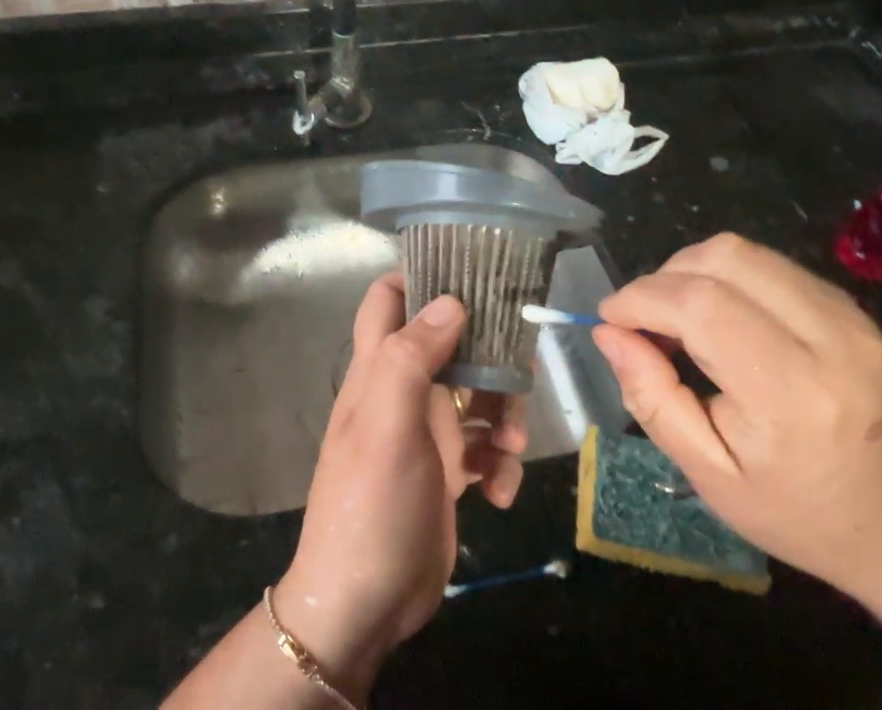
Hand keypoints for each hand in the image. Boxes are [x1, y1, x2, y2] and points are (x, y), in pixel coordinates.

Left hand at [274, 274, 526, 695]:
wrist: (362, 605)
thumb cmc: (369, 508)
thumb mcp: (387, 428)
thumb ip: (412, 359)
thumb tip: (449, 300)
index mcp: (377, 373)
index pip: (387, 301)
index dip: (421, 278)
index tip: (472, 274)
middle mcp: (401, 395)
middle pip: (453, 347)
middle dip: (490, 358)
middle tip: (519, 376)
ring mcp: (426, 435)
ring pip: (478, 398)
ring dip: (502, 418)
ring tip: (508, 451)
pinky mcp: (446, 474)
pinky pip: (483, 450)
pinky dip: (497, 465)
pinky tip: (499, 494)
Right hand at [592, 233, 881, 588]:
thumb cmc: (787, 508)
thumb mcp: (705, 471)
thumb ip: (652, 397)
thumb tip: (608, 332)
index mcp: (791, 393)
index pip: (703, 306)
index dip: (643, 298)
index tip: (610, 318)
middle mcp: (828, 340)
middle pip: (725, 260)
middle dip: (664, 278)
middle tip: (642, 324)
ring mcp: (848, 317)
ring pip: (745, 253)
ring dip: (691, 273)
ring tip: (675, 321)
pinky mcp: (851, 307)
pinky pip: (769, 265)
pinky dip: (724, 278)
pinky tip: (714, 319)